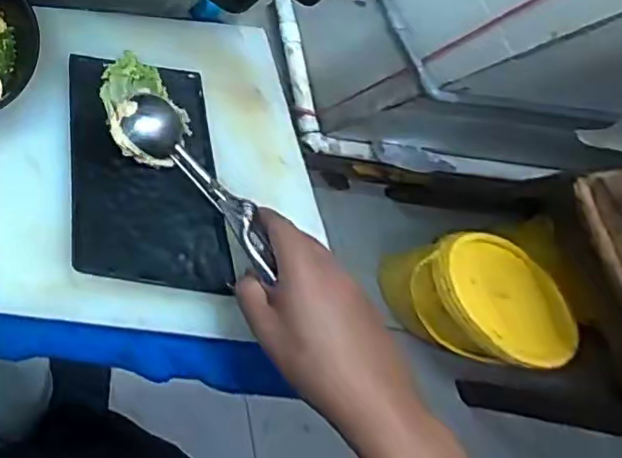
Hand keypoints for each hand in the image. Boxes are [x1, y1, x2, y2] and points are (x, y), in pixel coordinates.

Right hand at [235, 209, 465, 457]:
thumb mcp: (263, 327)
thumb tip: (252, 277)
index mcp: (302, 263)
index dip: (256, 217)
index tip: (243, 224)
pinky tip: (315, 317)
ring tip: (286, 295)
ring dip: (298, 263)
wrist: (378, 406)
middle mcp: (330, 266)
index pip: (277, 221)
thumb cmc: (313, 361)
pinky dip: (318, 282)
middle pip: (299, 237)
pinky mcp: (368, 306)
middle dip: (276, 242)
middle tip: (260, 267)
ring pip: (318, 258)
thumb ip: (247, 290)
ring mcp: (354, 285)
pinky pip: (334, 279)